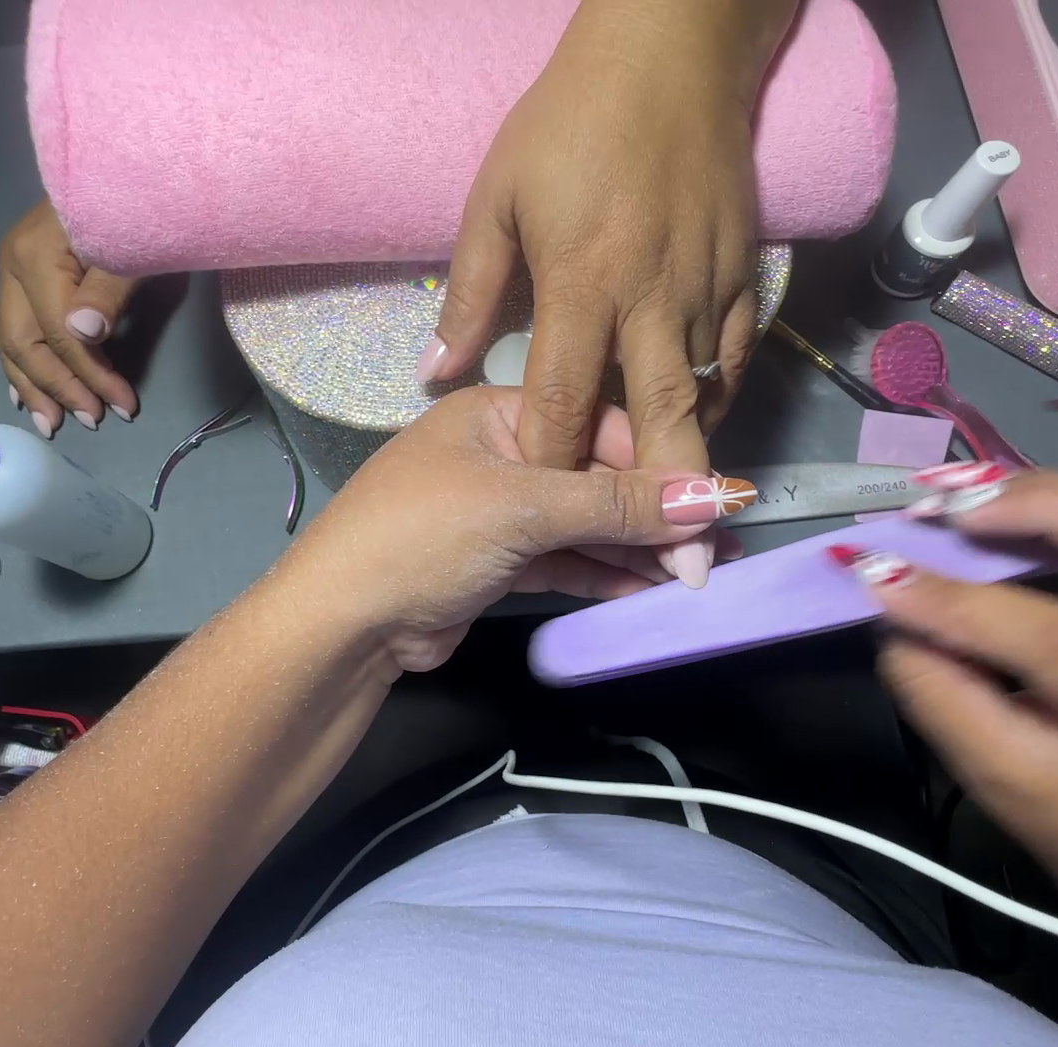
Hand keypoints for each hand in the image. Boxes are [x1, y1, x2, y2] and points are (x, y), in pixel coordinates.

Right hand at [0, 199, 141, 437]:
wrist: (123, 168)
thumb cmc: (131, 206)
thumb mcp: (130, 249)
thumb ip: (107, 291)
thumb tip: (82, 336)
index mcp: (34, 259)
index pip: (58, 336)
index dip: (90, 376)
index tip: (122, 407)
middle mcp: (12, 267)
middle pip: (22, 343)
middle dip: (56, 388)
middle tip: (89, 422)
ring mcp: (13, 270)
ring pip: (11, 340)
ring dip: (32, 385)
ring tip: (51, 422)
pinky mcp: (24, 275)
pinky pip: (13, 328)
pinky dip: (21, 364)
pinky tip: (24, 391)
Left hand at [281, 386, 753, 672]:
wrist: (344, 623)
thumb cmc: (424, 537)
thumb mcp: (521, 508)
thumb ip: (616, 503)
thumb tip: (713, 497)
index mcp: (499, 413)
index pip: (599, 424)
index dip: (658, 467)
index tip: (712, 506)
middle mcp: (504, 454)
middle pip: (597, 476)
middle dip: (653, 514)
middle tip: (712, 551)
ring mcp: (502, 511)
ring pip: (585, 524)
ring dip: (635, 549)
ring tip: (694, 576)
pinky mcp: (501, 561)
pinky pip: (566, 559)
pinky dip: (603, 574)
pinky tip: (647, 588)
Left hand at [421, 2, 784, 587]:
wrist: (674, 42)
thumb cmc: (567, 124)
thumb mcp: (494, 201)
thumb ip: (470, 296)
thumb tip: (434, 370)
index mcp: (582, 286)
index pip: (568, 404)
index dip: (566, 471)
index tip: (566, 527)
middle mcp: (649, 299)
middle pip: (656, 419)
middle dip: (668, 498)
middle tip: (687, 566)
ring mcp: (705, 287)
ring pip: (702, 395)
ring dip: (696, 458)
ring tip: (695, 517)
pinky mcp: (743, 273)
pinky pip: (736, 356)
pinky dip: (721, 399)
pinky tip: (705, 429)